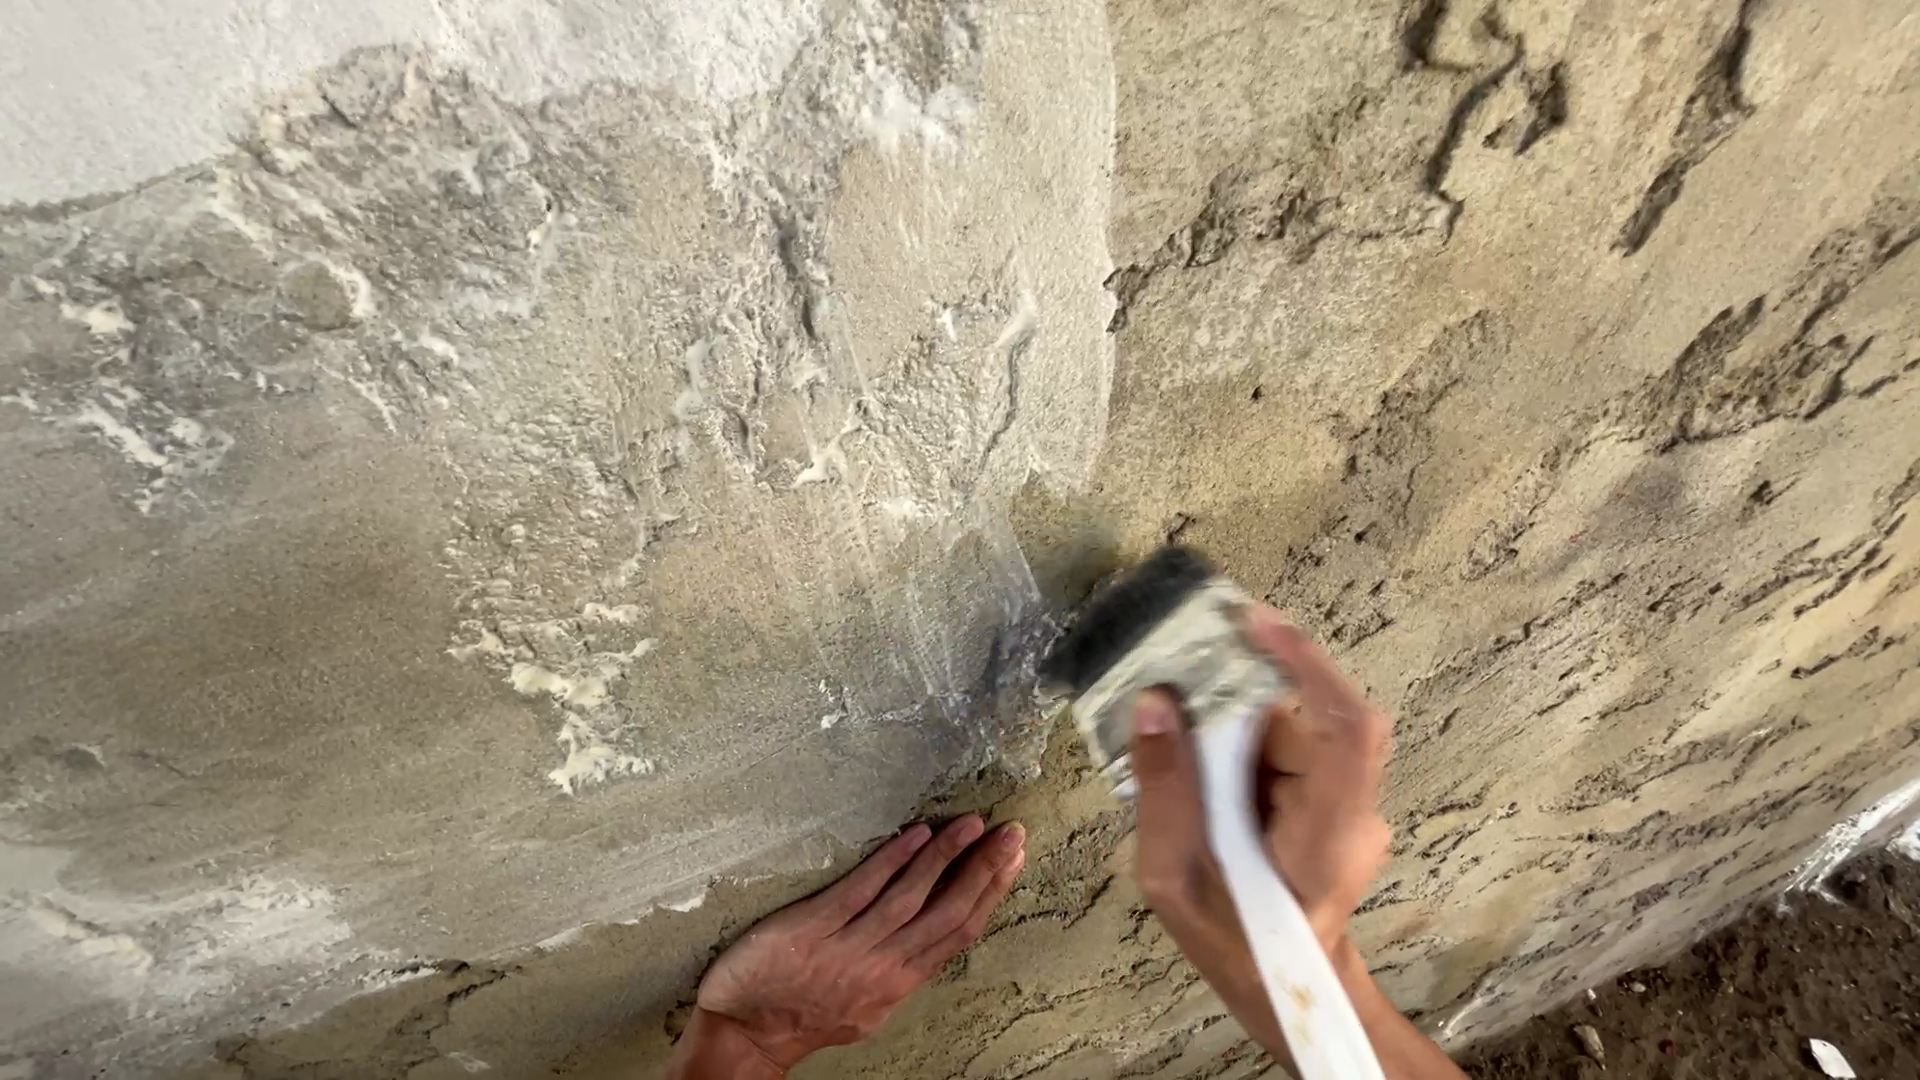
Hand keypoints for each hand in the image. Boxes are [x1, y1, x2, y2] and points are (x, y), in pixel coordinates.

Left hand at [667, 814, 1026, 1076]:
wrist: (743, 1034)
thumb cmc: (803, 1014)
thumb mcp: (864, 1002)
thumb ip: (897, 966)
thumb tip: (931, 932)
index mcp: (897, 984)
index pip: (958, 933)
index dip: (990, 893)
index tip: (1013, 860)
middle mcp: (882, 968)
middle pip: (947, 913)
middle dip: (983, 870)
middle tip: (1009, 834)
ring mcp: (849, 947)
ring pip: (910, 897)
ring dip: (945, 857)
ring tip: (970, 825)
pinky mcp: (813, 928)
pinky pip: (861, 890)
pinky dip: (893, 861)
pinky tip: (916, 835)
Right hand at [1129, 607, 1392, 1054]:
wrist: (1288, 990)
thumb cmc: (1233, 946)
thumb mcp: (1172, 877)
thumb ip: (1163, 790)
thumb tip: (1154, 702)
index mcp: (1326, 835)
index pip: (1348, 729)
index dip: (1308, 665)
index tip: (1254, 623)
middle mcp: (1354, 810)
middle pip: (1300, 722)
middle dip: (1234, 703)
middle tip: (1171, 694)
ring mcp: (1349, 805)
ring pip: (1286, 733)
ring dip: (1230, 732)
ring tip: (1176, 746)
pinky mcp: (1330, 800)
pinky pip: (1281, 749)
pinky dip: (1237, 747)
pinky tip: (1201, 775)